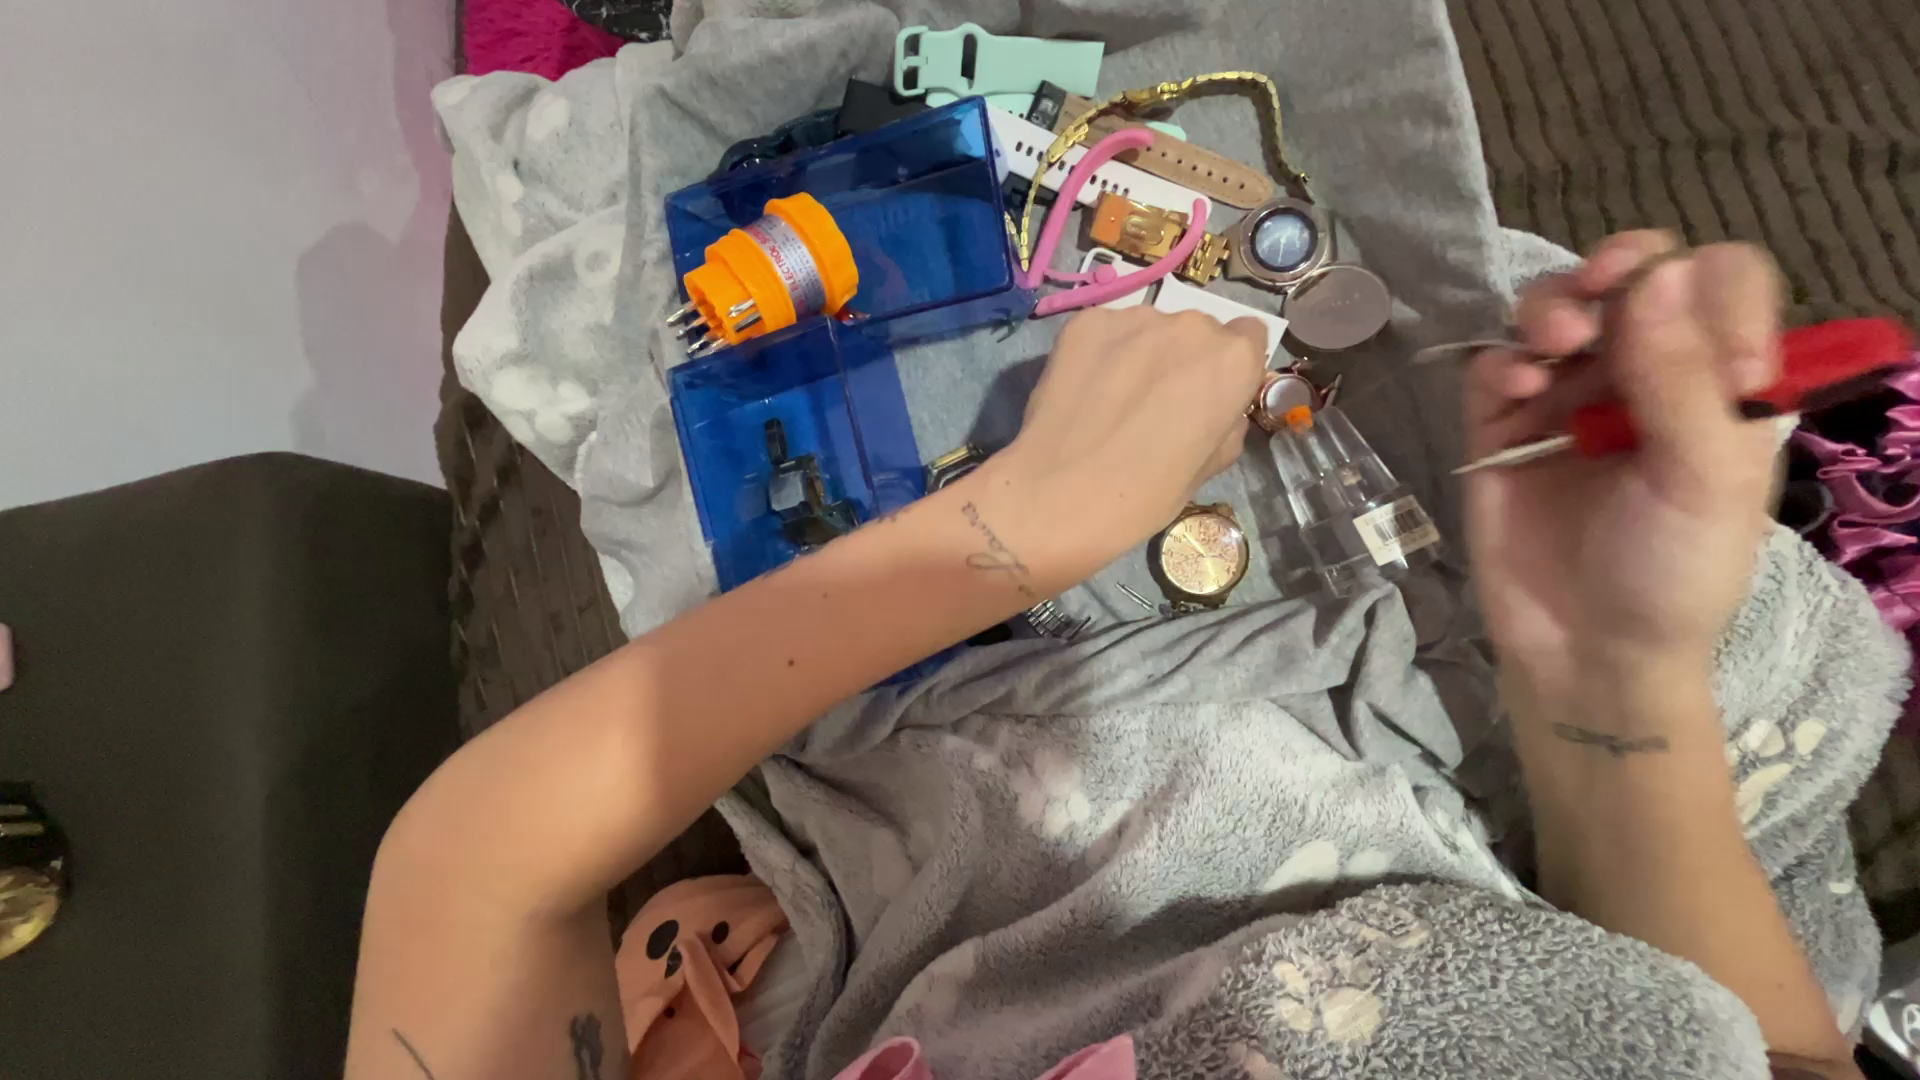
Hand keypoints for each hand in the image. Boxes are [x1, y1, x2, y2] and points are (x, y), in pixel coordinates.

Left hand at [1002, 307, 1268, 546]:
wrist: (1058, 494)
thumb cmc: (1145, 495)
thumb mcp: (1210, 467)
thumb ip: (1226, 421)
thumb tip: (1218, 407)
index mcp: (1232, 360)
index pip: (1247, 338)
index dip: (1226, 369)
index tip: (1205, 396)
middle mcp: (1190, 326)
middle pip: (1196, 332)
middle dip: (1182, 360)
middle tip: (1153, 404)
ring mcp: (1134, 318)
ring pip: (1148, 329)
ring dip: (1140, 354)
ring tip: (1112, 401)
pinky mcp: (1085, 322)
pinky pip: (1106, 332)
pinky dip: (1100, 353)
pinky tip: (1084, 391)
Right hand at [1465, 232, 1784, 691]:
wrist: (1583, 645)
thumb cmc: (1670, 570)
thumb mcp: (1704, 477)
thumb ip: (1682, 378)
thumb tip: (1659, 273)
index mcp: (1713, 381)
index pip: (1717, 286)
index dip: (1705, 292)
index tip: (1706, 359)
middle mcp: (1636, 378)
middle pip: (1625, 281)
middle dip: (1613, 273)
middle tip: (1599, 296)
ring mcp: (1560, 402)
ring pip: (1550, 313)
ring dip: (1549, 311)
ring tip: (1551, 348)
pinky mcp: (1496, 430)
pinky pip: (1490, 370)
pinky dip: (1499, 364)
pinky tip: (1514, 388)